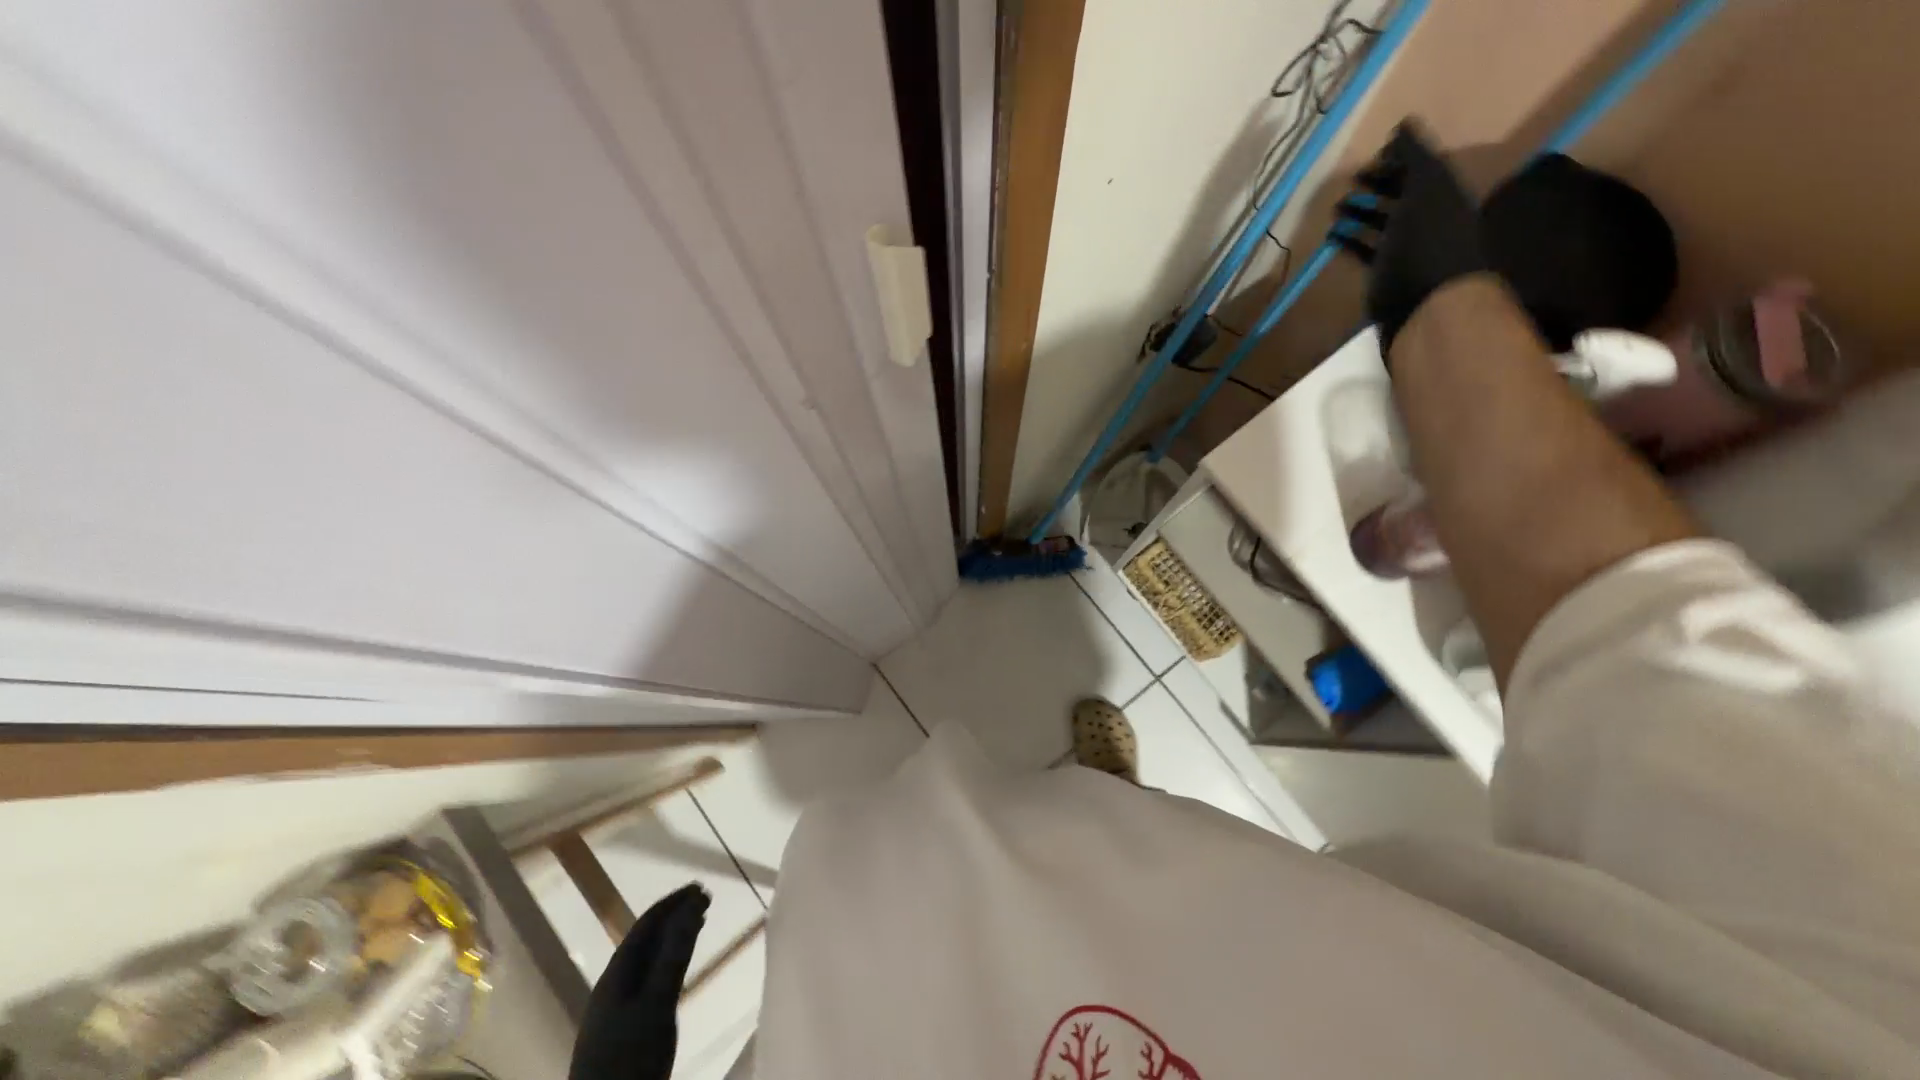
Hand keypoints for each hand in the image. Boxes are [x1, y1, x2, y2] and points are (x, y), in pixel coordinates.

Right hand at [1333, 121, 1486, 357]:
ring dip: (1359, 213)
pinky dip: (1349, 241)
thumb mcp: (1427, 187)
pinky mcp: (1386, 274)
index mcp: (1443, 195)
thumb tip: (1404, 123)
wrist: (1426, 303)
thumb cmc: (1427, 240)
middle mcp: (1428, 219)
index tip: (1371, 157)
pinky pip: (1365, 251)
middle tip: (1350, 182)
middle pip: (1400, 195)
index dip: (1398, 160)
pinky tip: (1332, 236)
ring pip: (1381, 223)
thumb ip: (1416, 155)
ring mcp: (1406, 249)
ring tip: (1335, 209)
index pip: (1421, 169)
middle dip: (1376, 185)